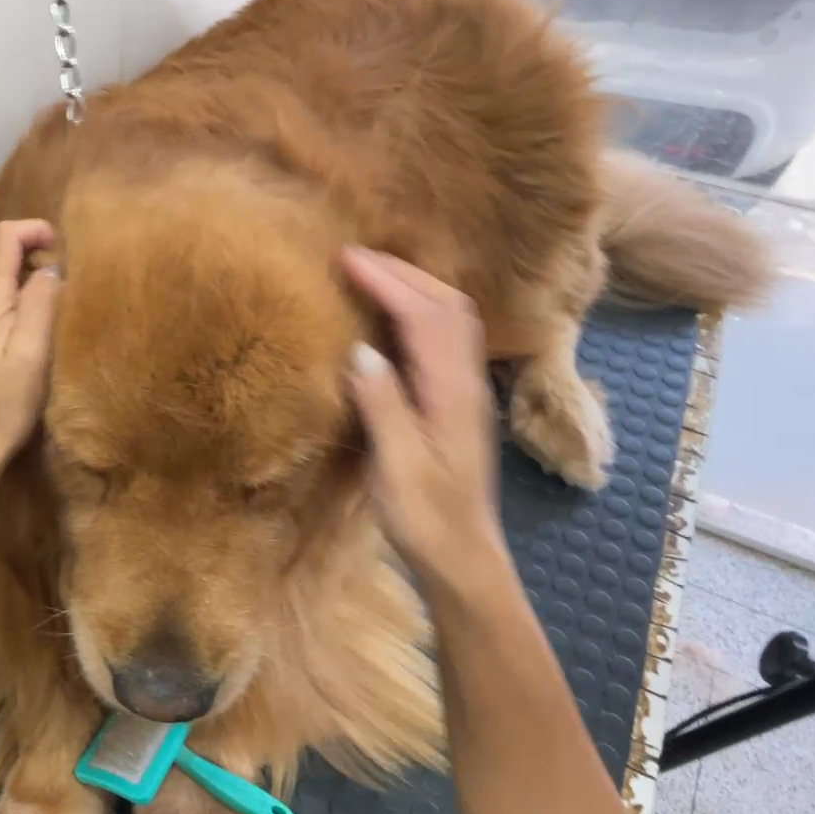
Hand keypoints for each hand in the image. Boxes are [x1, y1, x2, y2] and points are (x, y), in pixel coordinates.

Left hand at [0, 221, 61, 486]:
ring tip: (25, 284)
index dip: (33, 230)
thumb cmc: (6, 404)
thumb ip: (42, 304)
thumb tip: (50, 269)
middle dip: (12, 239)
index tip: (60, 247)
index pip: (4, 238)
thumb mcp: (35, 354)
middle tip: (43, 262)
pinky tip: (0, 311)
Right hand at [343, 247, 507, 587]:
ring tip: (373, 277)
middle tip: (356, 258)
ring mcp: (466, 393)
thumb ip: (384, 406)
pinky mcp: (457, 405)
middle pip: (447, 306)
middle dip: (404, 273)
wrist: (463, 556)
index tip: (348, 258)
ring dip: (416, 289)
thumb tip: (362, 351)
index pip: (424, 318)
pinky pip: (444, 341)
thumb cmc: (426, 518)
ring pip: (451, 320)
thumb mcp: (396, 467)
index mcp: (451, 393)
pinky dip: (419, 314)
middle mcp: (466, 384)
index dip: (388, 283)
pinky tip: (392, 323)